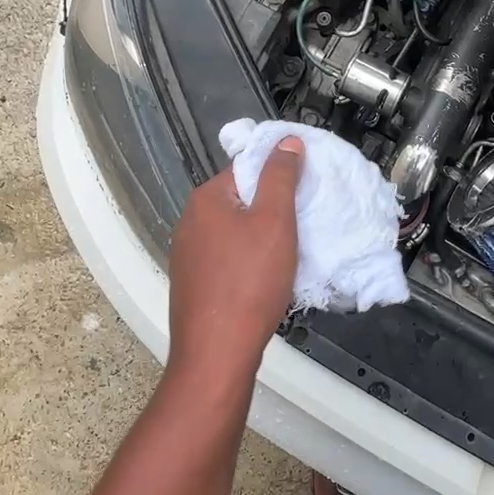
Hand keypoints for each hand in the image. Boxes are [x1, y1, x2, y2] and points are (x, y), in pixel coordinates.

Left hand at [167, 138, 302, 381]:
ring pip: (235, 230)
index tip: (306, 189)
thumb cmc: (249, 281)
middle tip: (303, 222)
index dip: (279, 174)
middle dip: (272, 207)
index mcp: (206, 199)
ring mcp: (187, 255)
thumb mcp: (276, 221)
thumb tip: (287, 141)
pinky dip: (248, 260)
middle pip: (241, 198)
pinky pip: (227, 258)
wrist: (217, 353)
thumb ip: (281, 177)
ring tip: (289, 252)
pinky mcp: (193, 283)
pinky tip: (266, 278)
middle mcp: (190, 221)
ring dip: (261, 236)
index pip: (247, 167)